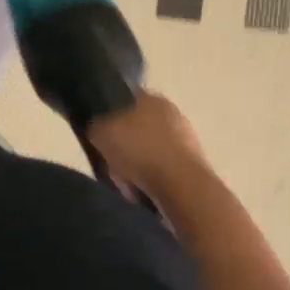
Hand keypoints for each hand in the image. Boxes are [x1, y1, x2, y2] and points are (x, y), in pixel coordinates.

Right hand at [86, 93, 211, 205]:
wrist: (182, 190)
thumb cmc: (139, 152)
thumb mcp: (100, 131)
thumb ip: (94, 122)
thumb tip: (93, 122)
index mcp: (151, 97)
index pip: (123, 97)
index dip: (106, 112)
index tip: (96, 129)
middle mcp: (173, 113)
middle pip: (137, 126)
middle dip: (123, 141)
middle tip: (108, 158)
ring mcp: (188, 141)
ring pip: (150, 150)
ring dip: (138, 163)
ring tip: (124, 180)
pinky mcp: (196, 169)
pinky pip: (163, 172)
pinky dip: (152, 180)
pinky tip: (142, 192)